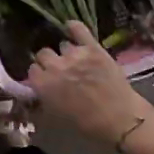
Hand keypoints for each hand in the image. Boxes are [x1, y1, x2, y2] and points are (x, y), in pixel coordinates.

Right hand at [25, 21, 152, 146]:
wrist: (120, 120)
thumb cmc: (87, 125)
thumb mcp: (56, 118)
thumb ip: (42, 101)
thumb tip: (36, 92)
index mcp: (43, 85)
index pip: (32, 70)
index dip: (39, 74)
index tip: (45, 79)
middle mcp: (56, 66)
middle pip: (43, 53)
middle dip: (49, 61)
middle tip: (60, 70)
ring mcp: (75, 55)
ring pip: (63, 45)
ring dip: (67, 53)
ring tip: (76, 61)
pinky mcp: (93, 48)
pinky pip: (78, 29)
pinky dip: (74, 27)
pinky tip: (71, 28)